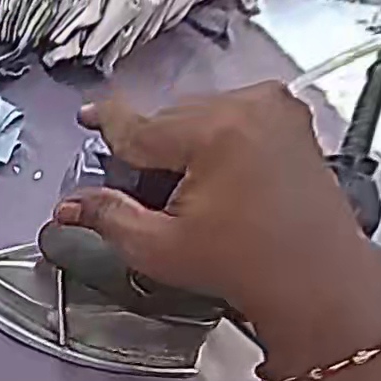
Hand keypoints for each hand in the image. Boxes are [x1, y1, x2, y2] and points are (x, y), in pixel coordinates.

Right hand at [53, 84, 380, 368]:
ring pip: (199, 118)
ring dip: (178, 150)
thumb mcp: (156, 247)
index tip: (89, 115)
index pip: (141, 125)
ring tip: (180, 200)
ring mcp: (276, 109)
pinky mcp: (289, 121)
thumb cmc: (244, 264)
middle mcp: (251, 106)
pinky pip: (231, 119)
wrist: (309, 275)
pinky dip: (209, 145)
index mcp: (216, 131)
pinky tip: (207, 186)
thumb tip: (71, 206)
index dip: (106, 124)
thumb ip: (107, 218)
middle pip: (170, 120)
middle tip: (139, 197)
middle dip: (148, 154)